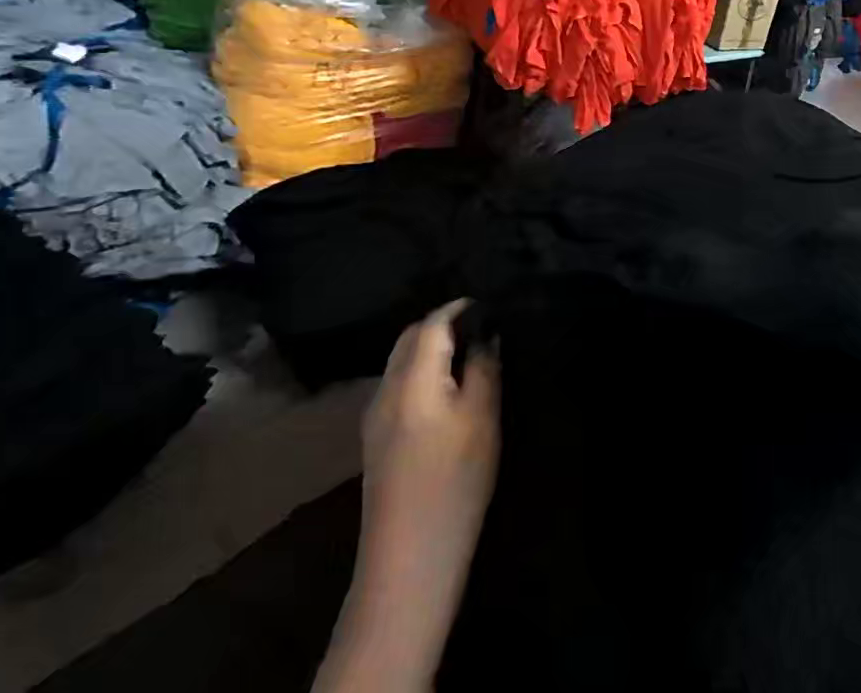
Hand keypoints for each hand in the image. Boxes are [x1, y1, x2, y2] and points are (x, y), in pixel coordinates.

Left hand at [315, 300, 499, 692]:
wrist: (408, 556)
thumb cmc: (454, 483)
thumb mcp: (483, 421)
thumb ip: (484, 370)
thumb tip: (486, 337)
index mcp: (412, 377)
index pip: (432, 323)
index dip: (458, 308)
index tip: (484, 305)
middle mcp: (385, 386)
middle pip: (409, 338)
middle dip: (440, 324)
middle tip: (477, 328)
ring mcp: (374, 414)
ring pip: (400, 361)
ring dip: (428, 348)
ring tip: (465, 355)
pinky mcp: (374, 438)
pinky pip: (397, 384)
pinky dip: (420, 372)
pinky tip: (442, 390)